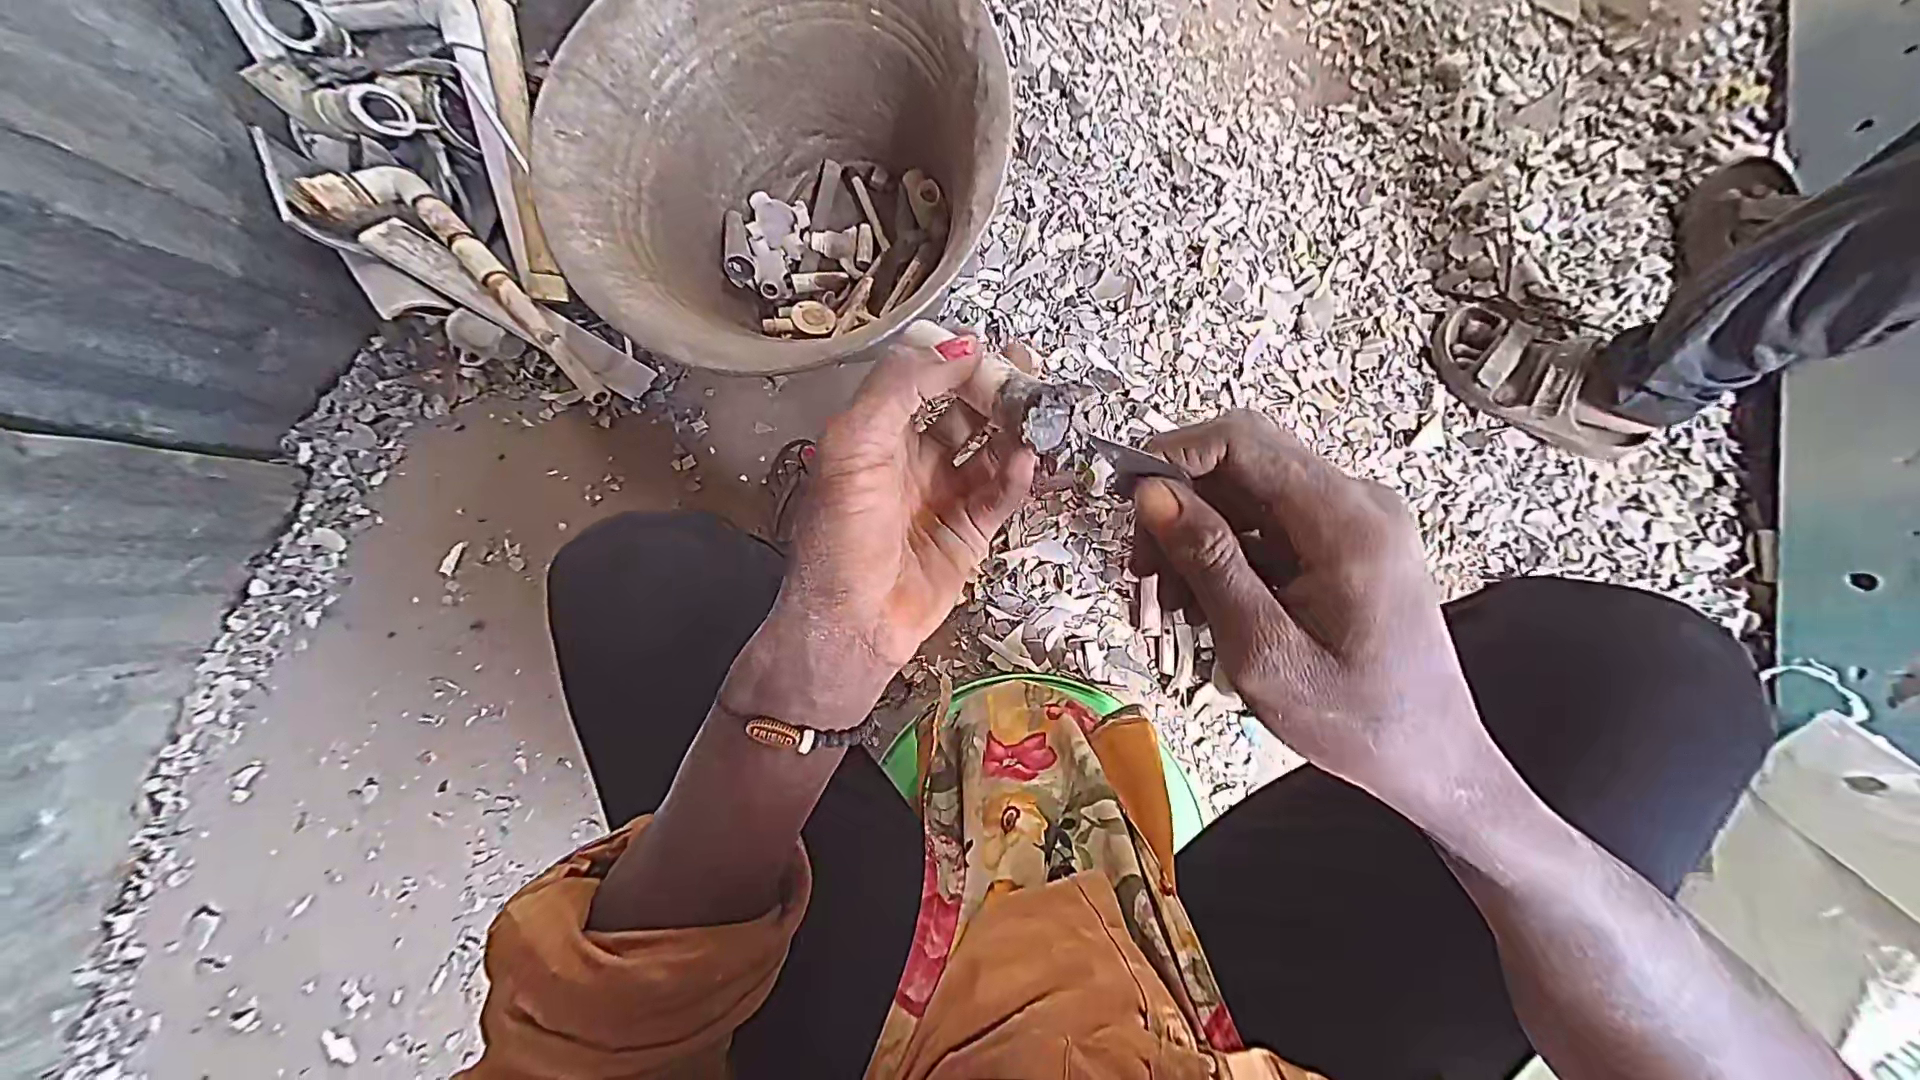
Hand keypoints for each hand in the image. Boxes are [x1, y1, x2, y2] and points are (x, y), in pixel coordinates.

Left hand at [770, 339, 1036, 709]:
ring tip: (1037, 419)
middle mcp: (912, 461)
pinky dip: (1016, 477)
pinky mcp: (968, 531)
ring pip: (990, 450)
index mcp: (878, 435)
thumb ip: (900, 388)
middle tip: (1025, 383)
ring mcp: (944, 495)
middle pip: (965, 412)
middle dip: (995, 394)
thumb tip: (953, 346)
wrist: (851, 623)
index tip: (986, 355)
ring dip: (1014, 433)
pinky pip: (1000, 494)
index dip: (956, 365)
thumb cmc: (838, 542)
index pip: (925, 383)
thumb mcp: (854, 446)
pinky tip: (1026, 463)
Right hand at [1130, 410, 1496, 816]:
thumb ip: (1208, 562)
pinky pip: (1258, 525)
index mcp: (1346, 522)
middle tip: (1142, 572)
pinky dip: (1217, 555)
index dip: (1173, 457)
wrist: (1427, 757)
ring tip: (1170, 602)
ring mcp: (1346, 520)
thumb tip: (1152, 493)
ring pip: (1239, 496)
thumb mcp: (1263, 650)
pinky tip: (1202, 602)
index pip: (1242, 441)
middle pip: (1236, 465)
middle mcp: (1352, 503)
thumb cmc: (1352, 718)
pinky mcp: (1334, 541)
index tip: (1128, 503)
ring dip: (1190, 538)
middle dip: (1175, 508)